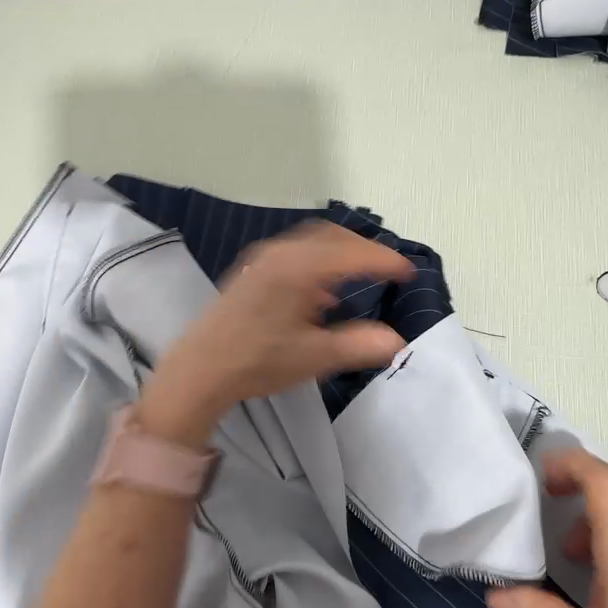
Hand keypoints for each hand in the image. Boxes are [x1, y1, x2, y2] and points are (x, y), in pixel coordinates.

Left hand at [137, 222, 414, 445]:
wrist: (199, 370)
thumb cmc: (257, 361)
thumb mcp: (315, 357)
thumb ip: (360, 345)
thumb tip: (397, 340)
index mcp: (300, 268)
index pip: (353, 253)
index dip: (385, 261)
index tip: (408, 272)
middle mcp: (280, 253)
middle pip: (332, 237)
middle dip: (364, 250)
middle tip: (388, 269)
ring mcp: (261, 260)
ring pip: (311, 243)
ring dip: (339, 254)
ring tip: (358, 279)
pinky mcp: (249, 273)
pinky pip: (293, 254)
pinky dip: (317, 262)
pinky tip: (320, 294)